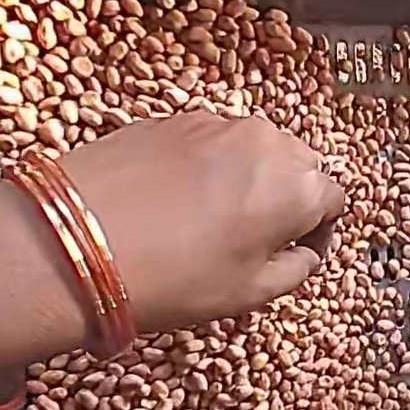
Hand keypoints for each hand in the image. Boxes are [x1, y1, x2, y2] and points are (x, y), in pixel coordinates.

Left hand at [60, 112, 344, 331]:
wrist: (74, 245)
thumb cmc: (174, 277)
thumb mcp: (251, 293)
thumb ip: (298, 269)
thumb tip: (304, 253)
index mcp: (298, 186)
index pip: (334, 199)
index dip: (319, 230)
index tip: (296, 251)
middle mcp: (266, 142)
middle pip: (299, 166)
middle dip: (289, 198)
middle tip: (257, 236)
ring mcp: (217, 123)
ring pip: (256, 148)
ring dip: (251, 178)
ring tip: (214, 217)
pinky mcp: (174, 117)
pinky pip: (214, 140)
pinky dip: (212, 164)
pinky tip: (180, 198)